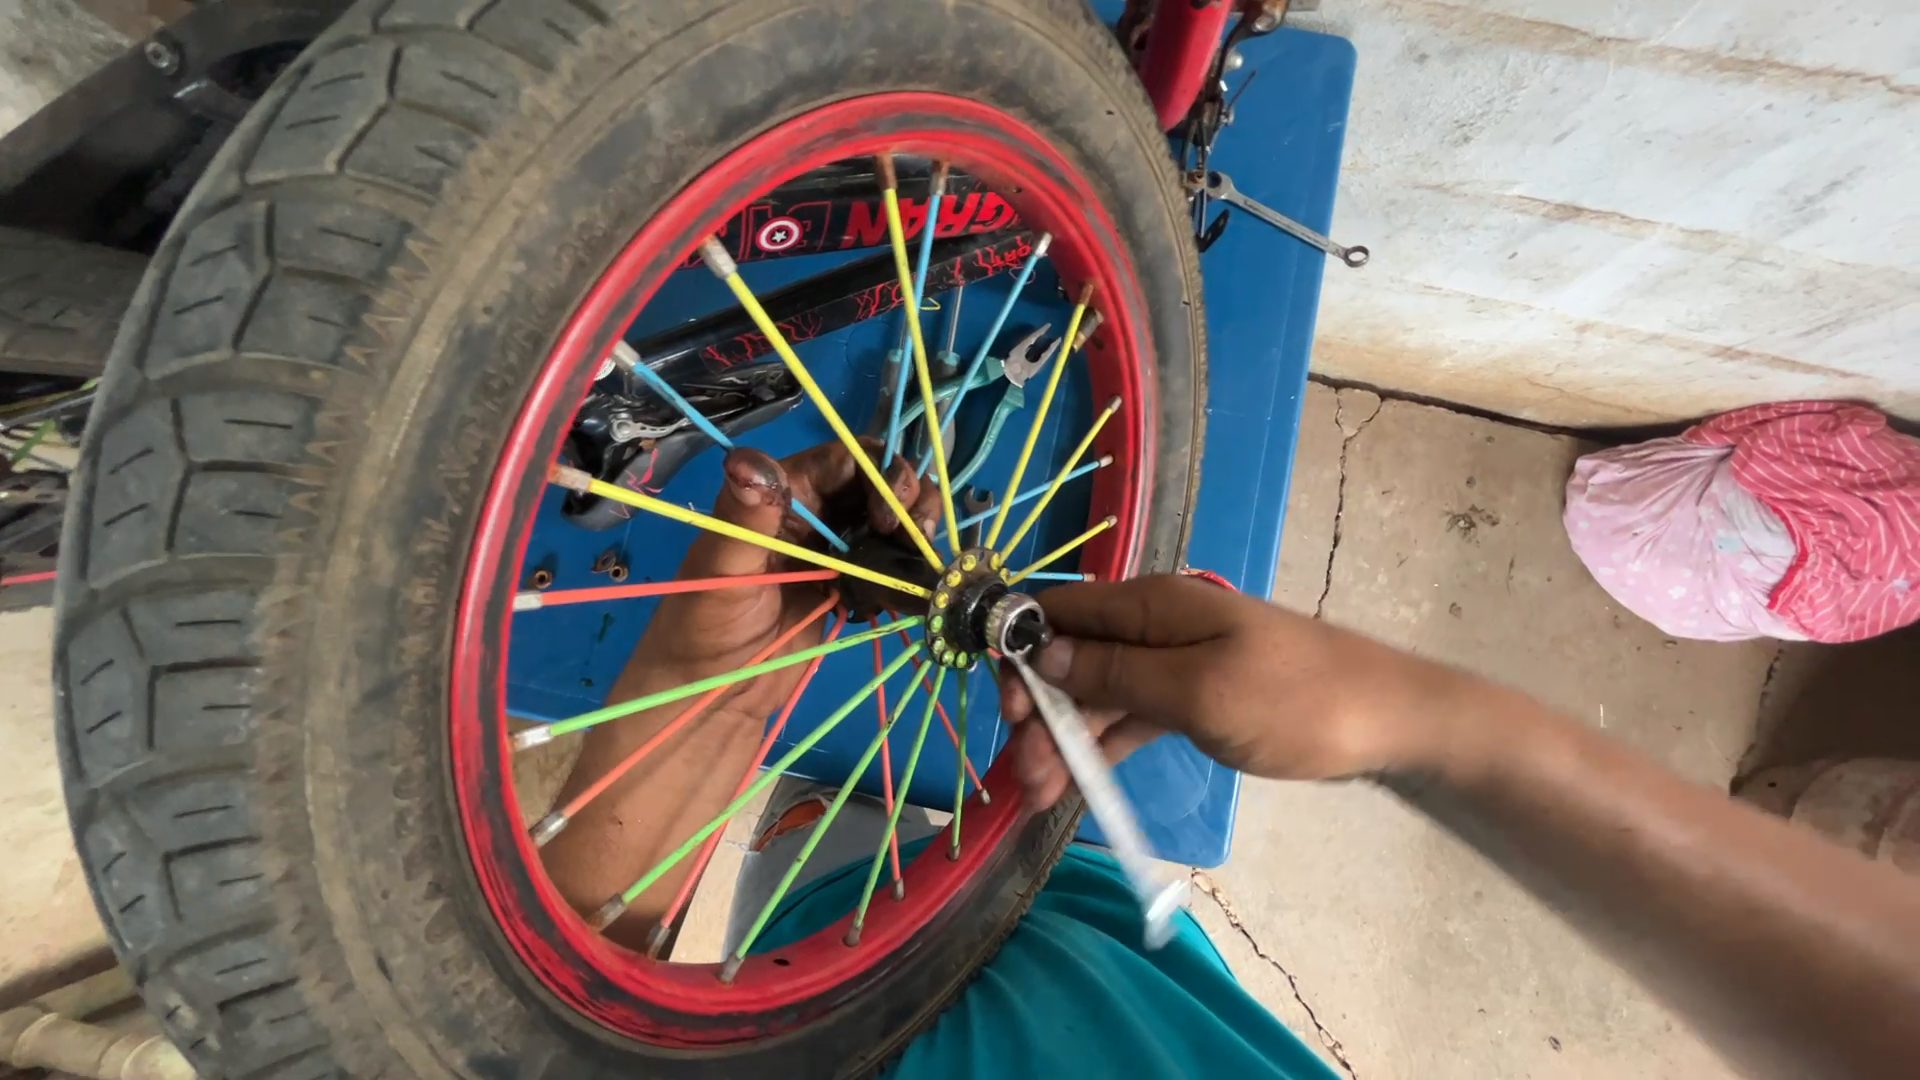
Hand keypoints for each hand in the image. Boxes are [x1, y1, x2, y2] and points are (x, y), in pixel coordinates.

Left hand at [541, 437, 940, 936]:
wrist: (717, 695)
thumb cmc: (704, 629)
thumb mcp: (723, 569)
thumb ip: (744, 515)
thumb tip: (747, 459)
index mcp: (781, 494)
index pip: (843, 460)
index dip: (877, 472)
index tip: (888, 514)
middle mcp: (814, 513)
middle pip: (878, 482)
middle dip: (908, 496)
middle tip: (917, 532)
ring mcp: (837, 549)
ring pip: (892, 518)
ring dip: (917, 527)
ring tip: (923, 555)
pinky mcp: (852, 585)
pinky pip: (892, 562)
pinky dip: (912, 567)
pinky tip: (917, 586)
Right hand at [997, 574, 1457, 807]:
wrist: (1390, 722)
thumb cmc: (1294, 699)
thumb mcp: (1199, 690)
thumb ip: (1117, 673)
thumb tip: (1042, 654)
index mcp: (1150, 604)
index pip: (1060, 610)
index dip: (1021, 648)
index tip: (1008, 706)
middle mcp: (1151, 625)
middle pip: (1072, 657)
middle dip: (1041, 709)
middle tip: (1027, 771)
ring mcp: (1170, 661)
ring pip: (1096, 692)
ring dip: (1066, 736)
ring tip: (1043, 793)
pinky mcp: (1188, 697)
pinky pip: (1129, 716)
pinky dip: (1103, 744)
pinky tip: (1079, 781)